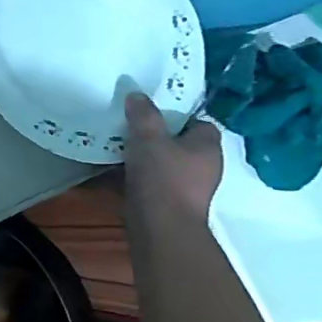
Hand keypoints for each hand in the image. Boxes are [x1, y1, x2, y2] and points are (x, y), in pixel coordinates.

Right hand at [123, 92, 223, 226]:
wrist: (161, 226)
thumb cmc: (162, 177)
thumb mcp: (148, 137)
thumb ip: (143, 114)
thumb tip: (137, 94)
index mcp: (207, 147)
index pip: (200, 123)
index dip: (178, 116)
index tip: (153, 112)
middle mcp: (204, 166)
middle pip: (180, 143)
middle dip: (157, 136)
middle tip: (131, 127)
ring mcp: (188, 187)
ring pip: (164, 163)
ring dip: (144, 157)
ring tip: (118, 147)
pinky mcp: (170, 203)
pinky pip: (152, 181)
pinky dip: (136, 175)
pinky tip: (114, 170)